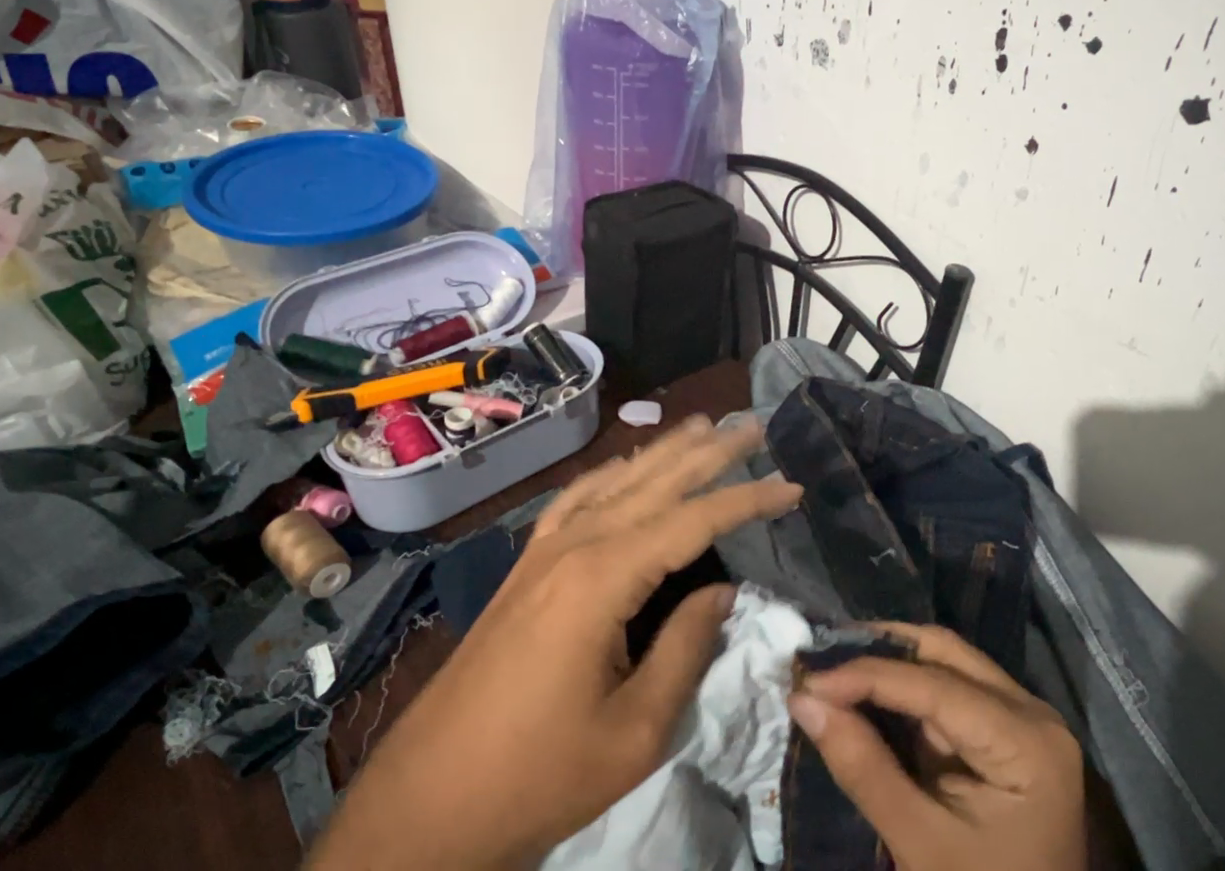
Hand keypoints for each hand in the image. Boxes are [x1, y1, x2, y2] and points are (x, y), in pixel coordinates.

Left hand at [307, 416, 801, 870]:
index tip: (793, 486)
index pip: (692, 520)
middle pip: (653, 482)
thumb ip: (687, 648)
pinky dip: (610, 476)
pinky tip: (623, 472)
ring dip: (661, 453)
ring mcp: (540, 554)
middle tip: (754, 426)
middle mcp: (571, 547)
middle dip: (708, 452)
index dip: (747, 500)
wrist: (431, 799)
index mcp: (602, 579)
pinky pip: (575, 503)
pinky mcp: (523, 571)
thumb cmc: (542, 772)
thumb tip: (724, 592)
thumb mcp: (637, 728)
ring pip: (613, 483)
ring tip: (701, 427)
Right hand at [788, 623, 1086, 870]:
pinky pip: (949, 692)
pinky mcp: (1005, 735)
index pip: (936, 685)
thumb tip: (804, 701)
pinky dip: (903, 690)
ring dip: (888, 663)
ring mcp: (1022, 721)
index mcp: (1027, 742)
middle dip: (878, 650)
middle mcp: (1032, 714)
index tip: (806, 681)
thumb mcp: (920, 842)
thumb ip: (864, 768)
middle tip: (816, 659)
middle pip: (946, 655)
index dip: (867, 675)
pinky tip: (862, 692)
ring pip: (947, 664)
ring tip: (830, 670)